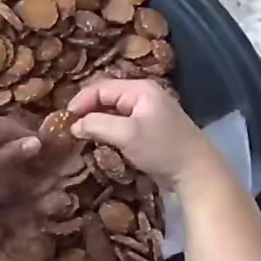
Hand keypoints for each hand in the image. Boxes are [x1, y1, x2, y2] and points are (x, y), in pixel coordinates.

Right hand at [68, 79, 222, 189]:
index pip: (100, 88)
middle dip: (85, 111)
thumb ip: (96, 124)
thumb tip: (74, 125)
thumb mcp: (126, 134)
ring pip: (110, 111)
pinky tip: (98, 141)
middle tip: (69, 129)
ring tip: (80, 136)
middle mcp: (143, 95)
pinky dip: (105, 130)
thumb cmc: (162, 148)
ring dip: (94, 121)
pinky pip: (119, 123)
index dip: (80, 102)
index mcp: (140, 89)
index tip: (65, 121)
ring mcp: (146, 112)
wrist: (196, 172)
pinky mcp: (147, 128)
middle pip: (104, 97)